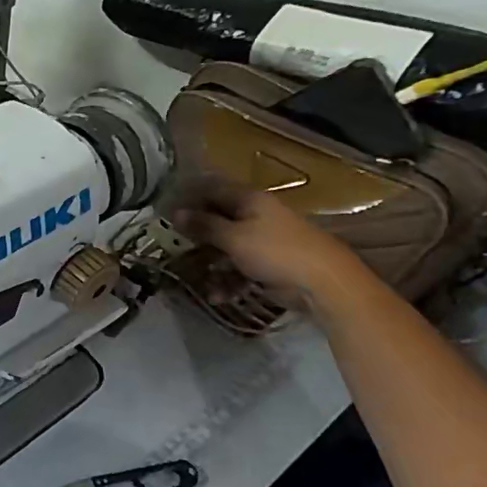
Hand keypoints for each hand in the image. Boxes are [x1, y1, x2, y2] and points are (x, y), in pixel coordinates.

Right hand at [173, 178, 366, 299]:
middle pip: (217, 220)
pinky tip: (218, 296)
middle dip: (195, 236)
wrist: (322, 281)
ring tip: (193, 280)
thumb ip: (205, 225)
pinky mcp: (266, 266)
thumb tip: (176, 212)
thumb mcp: (234, 237)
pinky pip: (239, 269)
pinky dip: (227, 281)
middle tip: (170, 248)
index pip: (212, 189)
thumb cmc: (275, 250)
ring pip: (225, 248)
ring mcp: (261, 241)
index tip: (164, 210)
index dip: (188, 197)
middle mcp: (254, 216)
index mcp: (248, 199)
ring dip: (209, 264)